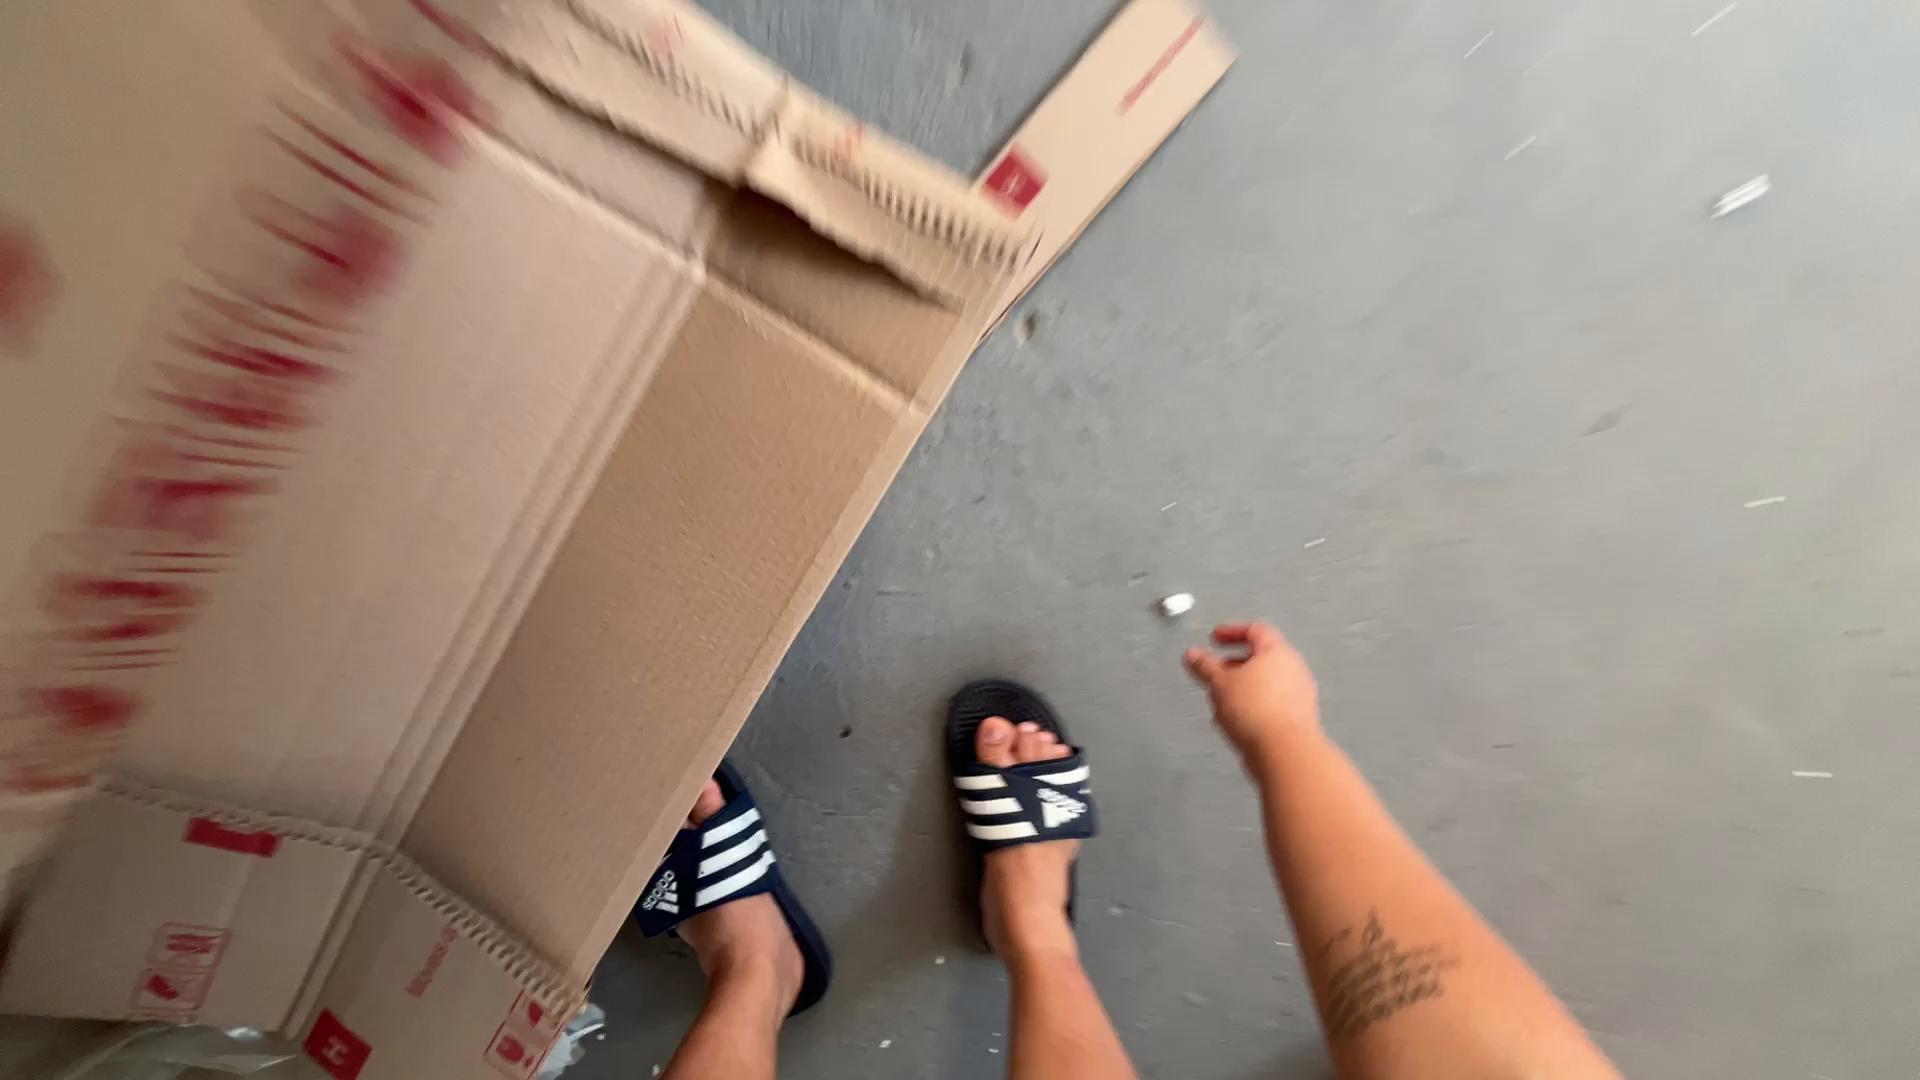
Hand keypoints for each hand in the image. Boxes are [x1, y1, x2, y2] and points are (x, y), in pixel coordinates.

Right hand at [1184, 621, 1320, 760]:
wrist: (1284, 752)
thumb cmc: (1258, 712)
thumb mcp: (1219, 682)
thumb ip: (1204, 665)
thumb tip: (1192, 655)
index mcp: (1277, 652)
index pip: (1254, 631)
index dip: (1231, 632)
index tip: (1216, 637)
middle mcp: (1293, 670)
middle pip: (1260, 658)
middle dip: (1233, 664)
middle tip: (1215, 669)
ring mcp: (1298, 696)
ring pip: (1265, 684)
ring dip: (1241, 688)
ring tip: (1221, 699)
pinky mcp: (1297, 719)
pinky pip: (1271, 705)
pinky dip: (1252, 706)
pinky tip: (1235, 720)